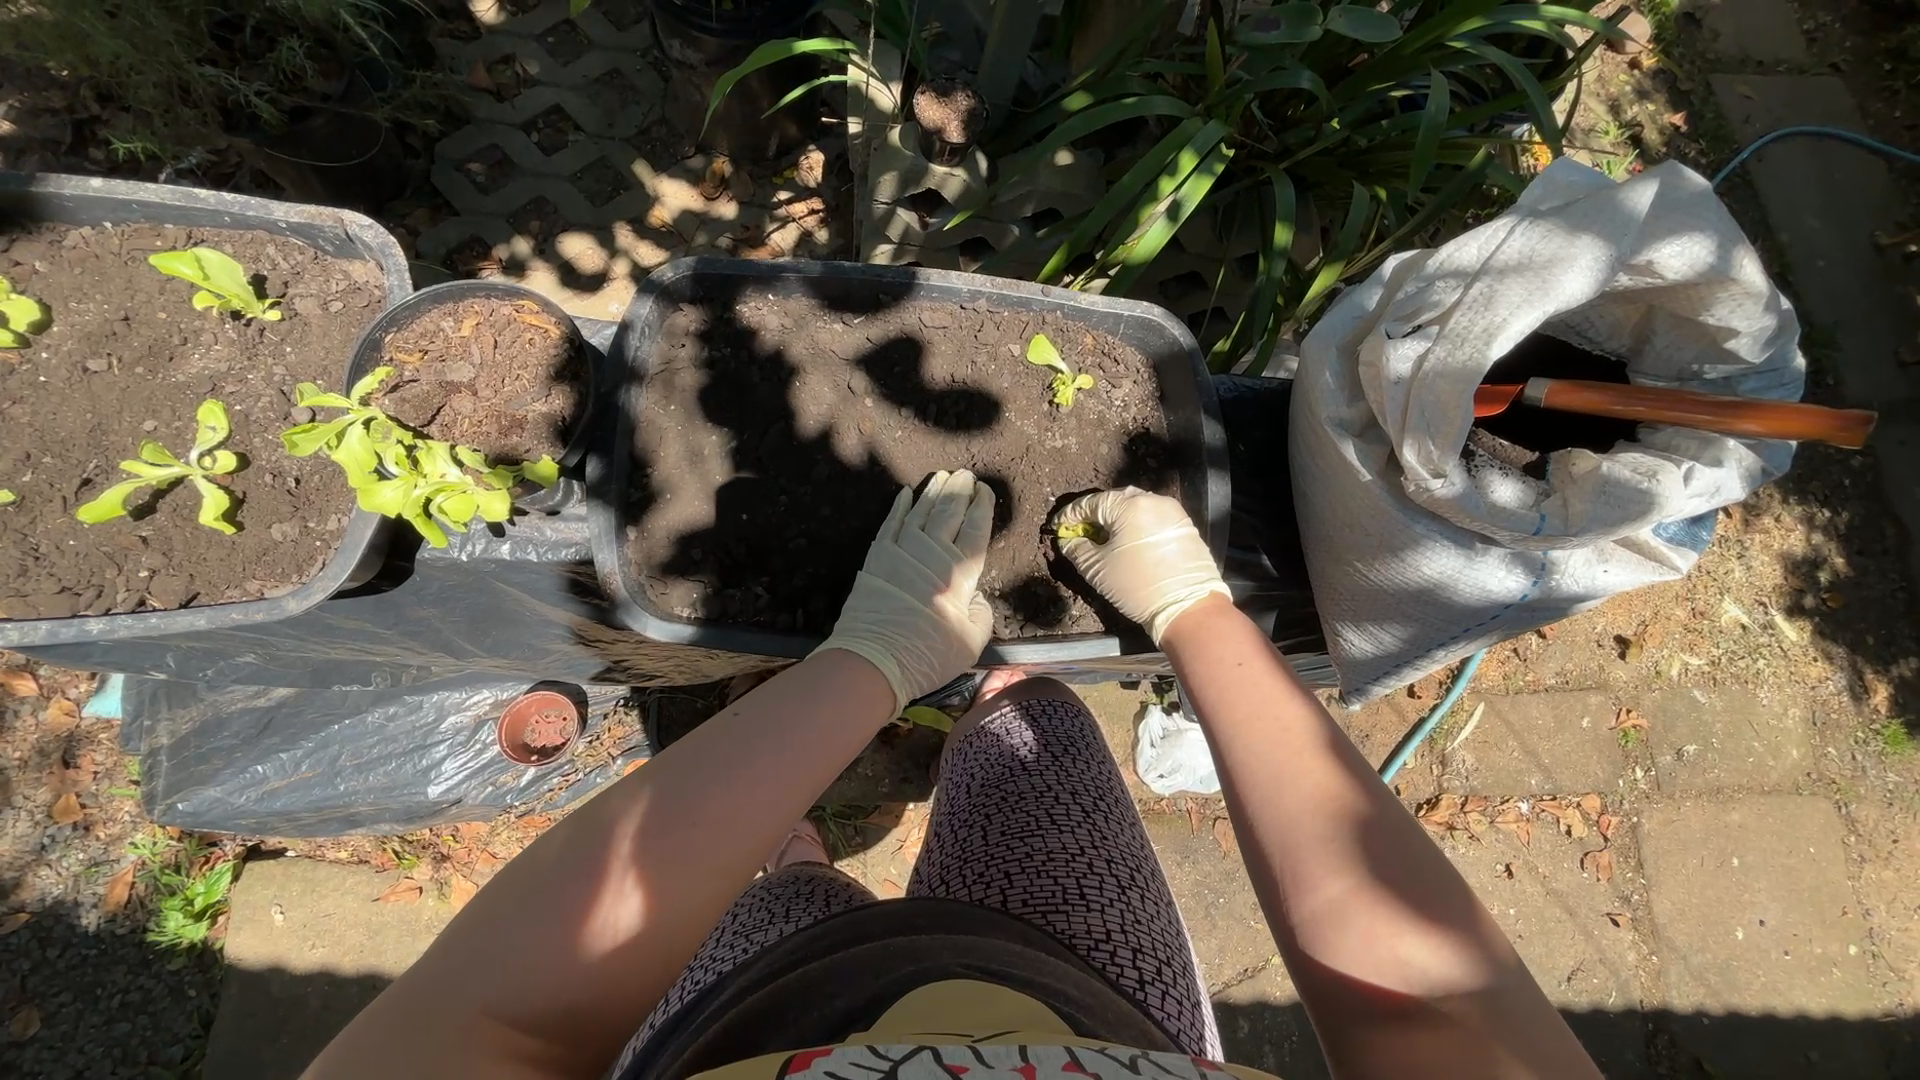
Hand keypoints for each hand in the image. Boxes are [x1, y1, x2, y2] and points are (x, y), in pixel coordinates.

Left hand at [816, 470, 994, 714]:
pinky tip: (906, 493)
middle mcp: (933, 554)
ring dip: (933, 491)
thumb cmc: (928, 655)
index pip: (976, 529)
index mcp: (961, 574)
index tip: (984, 489)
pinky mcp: (877, 557)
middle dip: (960, 490)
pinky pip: (890, 523)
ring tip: (943, 476)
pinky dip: (899, 506)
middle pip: (949, 513)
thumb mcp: (973, 641)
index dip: (982, 506)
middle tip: (966, 474)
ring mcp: (901, 551)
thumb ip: (981, 611)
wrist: (874, 660)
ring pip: (921, 511)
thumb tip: (973, 594)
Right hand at [1053, 487, 1228, 645]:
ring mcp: (1172, 511)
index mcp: (1129, 505)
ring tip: (1103, 537)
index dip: (1070, 515)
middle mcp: (1153, 500)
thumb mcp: (1097, 569)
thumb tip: (1067, 539)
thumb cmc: (1137, 586)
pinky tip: (1127, 542)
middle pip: (1114, 500)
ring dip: (1115, 519)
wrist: (1188, 607)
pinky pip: (1152, 517)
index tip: (1057, 527)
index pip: (1091, 502)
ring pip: (1135, 507)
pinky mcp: (1184, 526)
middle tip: (1079, 531)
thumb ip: (1076, 549)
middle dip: (1094, 514)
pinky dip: (1135, 525)